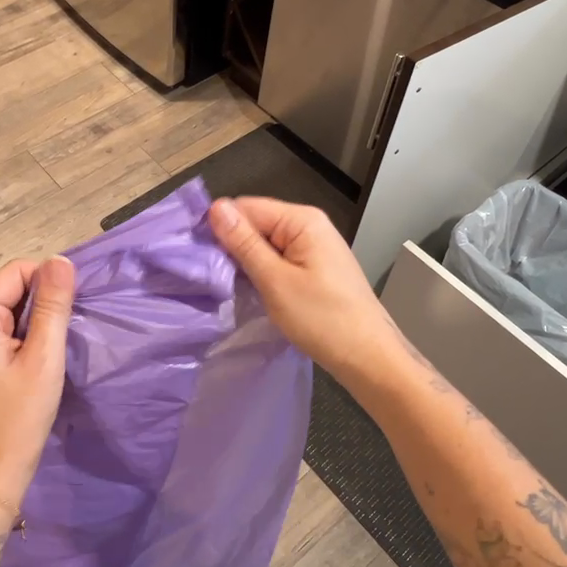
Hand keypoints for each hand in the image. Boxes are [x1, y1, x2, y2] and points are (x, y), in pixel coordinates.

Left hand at [0, 256, 74, 499]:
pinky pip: (6, 331)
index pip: (18, 271)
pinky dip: (27, 339)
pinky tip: (39, 363)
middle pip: (13, 288)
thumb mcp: (43, 359)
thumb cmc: (16, 419)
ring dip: (38, 324)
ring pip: (13, 310)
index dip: (49, 284)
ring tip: (52, 353)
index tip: (70, 315)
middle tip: (63, 338)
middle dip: (43, 304)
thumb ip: (53, 305)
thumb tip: (61, 260)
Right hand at [208, 197, 398, 376]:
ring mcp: (314, 247)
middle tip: (211, 275)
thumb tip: (216, 208)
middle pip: (257, 223)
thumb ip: (244, 243)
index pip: (247, 207)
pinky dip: (263, 272)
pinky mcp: (315, 268)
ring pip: (266, 244)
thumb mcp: (275, 281)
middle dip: (233, 245)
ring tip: (228, 285)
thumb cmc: (323, 320)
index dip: (220, 227)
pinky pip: (279, 259)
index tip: (197, 253)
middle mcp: (310, 225)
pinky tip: (253, 291)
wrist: (369, 358)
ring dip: (247, 262)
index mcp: (302, 220)